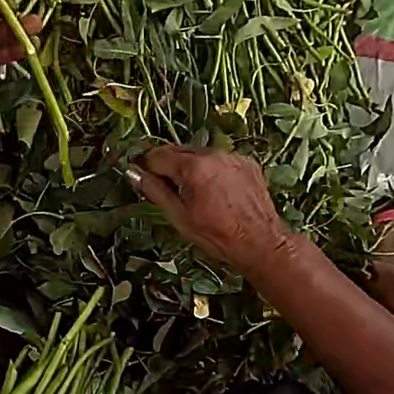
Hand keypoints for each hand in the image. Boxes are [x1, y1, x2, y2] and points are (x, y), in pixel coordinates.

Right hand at [125, 146, 299, 276]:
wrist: (260, 242)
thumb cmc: (217, 235)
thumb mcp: (179, 216)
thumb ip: (154, 190)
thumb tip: (133, 173)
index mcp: (193, 167)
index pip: (157, 155)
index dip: (146, 167)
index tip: (144, 179)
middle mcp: (213, 154)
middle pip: (178, 151)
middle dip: (168, 166)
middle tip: (168, 190)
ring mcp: (232, 156)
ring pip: (199, 154)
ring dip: (191, 167)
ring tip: (195, 195)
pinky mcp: (247, 162)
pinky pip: (220, 160)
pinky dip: (212, 170)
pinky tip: (216, 192)